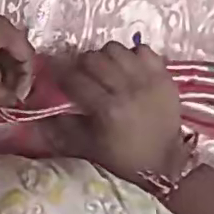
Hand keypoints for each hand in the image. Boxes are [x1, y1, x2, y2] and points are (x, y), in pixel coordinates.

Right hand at [46, 42, 186, 186]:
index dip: (61, 74)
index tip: (56, 73)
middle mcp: (127, 90)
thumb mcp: (90, 147)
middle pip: (94, 59)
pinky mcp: (164, 76)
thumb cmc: (124, 157)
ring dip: (106, 56)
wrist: (167, 163)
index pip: (75, 79)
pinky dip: (132, 55)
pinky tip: (129, 68)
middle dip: (82, 63)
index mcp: (107, 109)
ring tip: (106, 68)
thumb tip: (46, 110)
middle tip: (82, 72)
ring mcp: (148, 80)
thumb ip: (65, 127)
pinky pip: (144, 50)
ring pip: (117, 49)